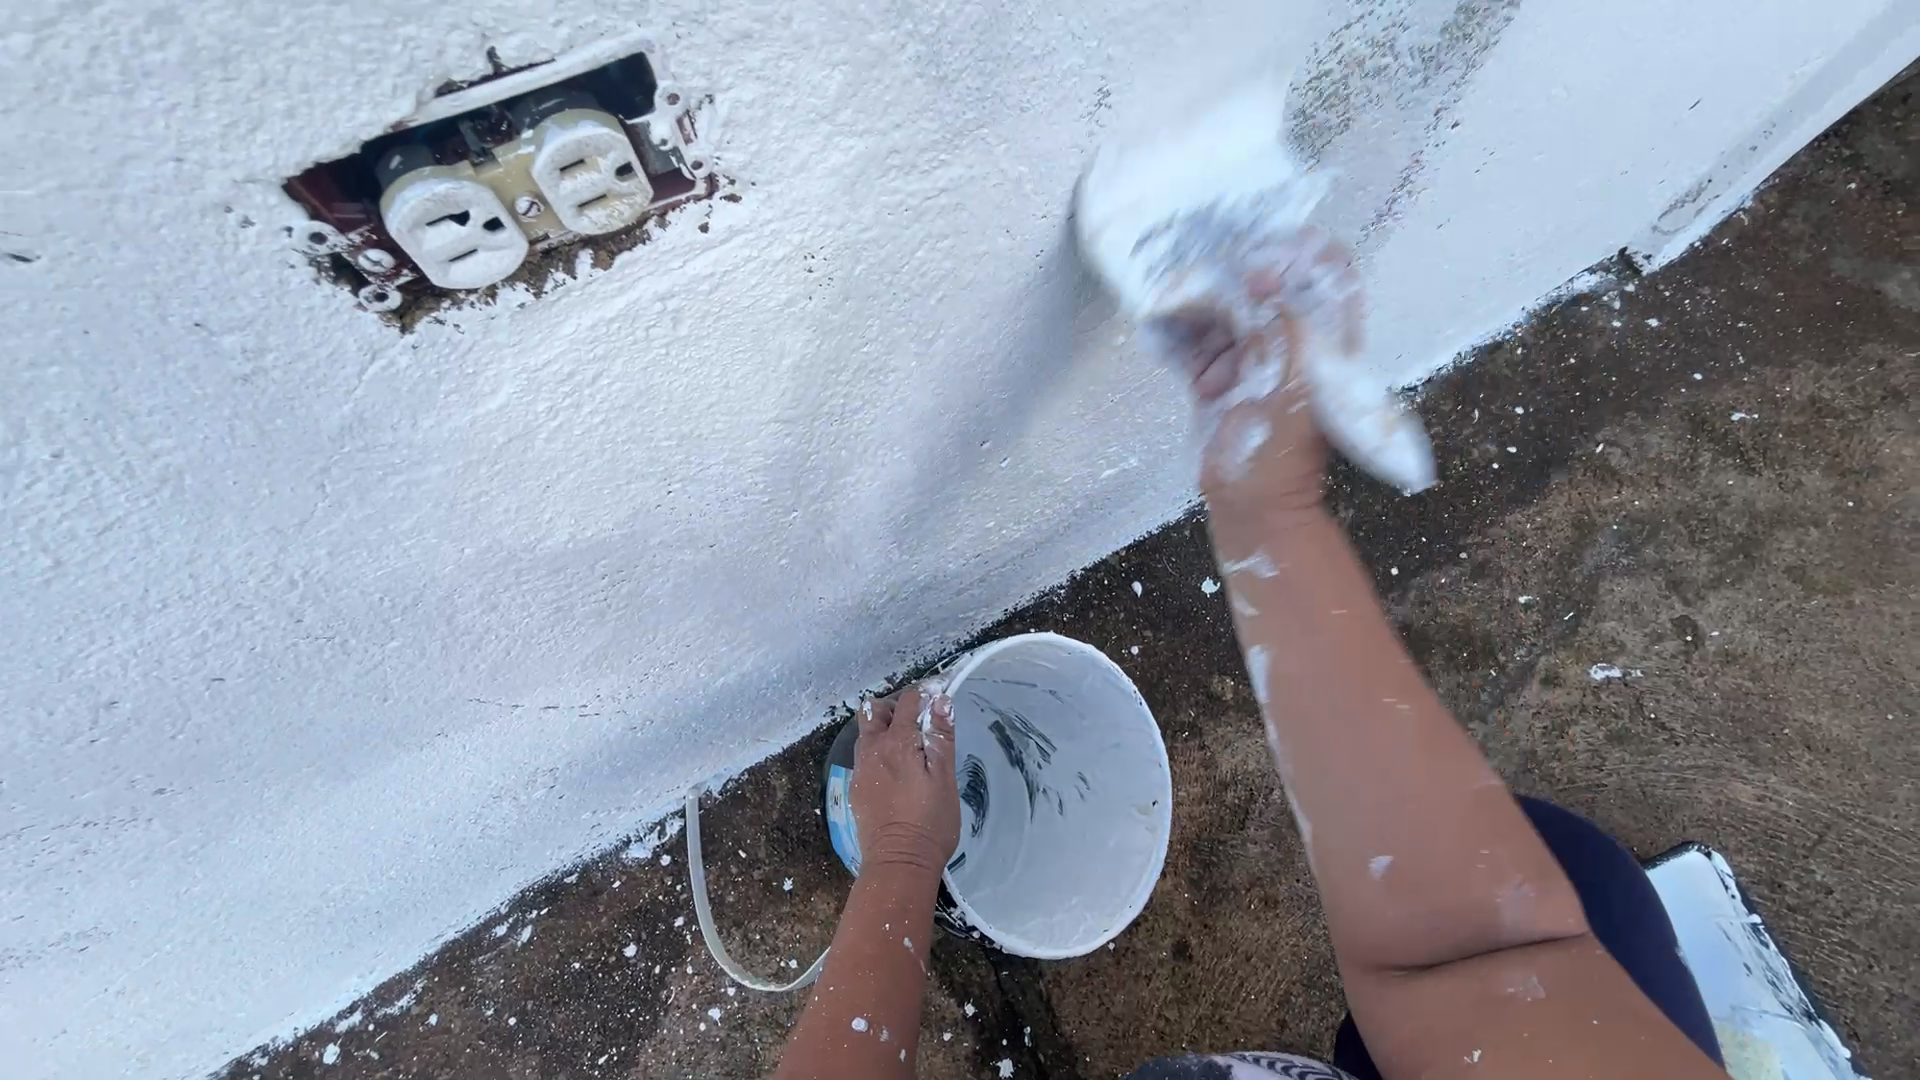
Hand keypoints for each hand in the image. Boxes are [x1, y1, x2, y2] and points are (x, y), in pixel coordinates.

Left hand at [851, 686, 960, 877]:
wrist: (899, 863)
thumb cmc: (930, 821)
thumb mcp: (945, 776)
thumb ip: (941, 735)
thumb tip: (940, 699)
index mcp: (896, 742)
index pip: (907, 701)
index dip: (924, 694)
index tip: (939, 698)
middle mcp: (872, 750)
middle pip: (874, 710)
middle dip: (894, 707)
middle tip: (917, 721)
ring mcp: (861, 770)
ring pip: (866, 733)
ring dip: (883, 729)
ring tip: (907, 745)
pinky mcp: (856, 789)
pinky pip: (864, 757)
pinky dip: (878, 751)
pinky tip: (895, 770)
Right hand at [1151, 231, 1360, 525]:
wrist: (1249, 506)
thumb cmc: (1281, 453)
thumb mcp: (1291, 384)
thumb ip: (1278, 326)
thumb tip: (1256, 274)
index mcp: (1324, 340)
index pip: (1322, 273)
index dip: (1294, 252)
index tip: (1255, 253)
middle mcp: (1287, 342)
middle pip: (1261, 288)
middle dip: (1228, 276)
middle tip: (1196, 271)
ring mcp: (1248, 361)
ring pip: (1222, 313)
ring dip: (1195, 305)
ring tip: (1171, 300)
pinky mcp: (1215, 380)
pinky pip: (1194, 347)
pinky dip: (1174, 335)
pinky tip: (1157, 325)